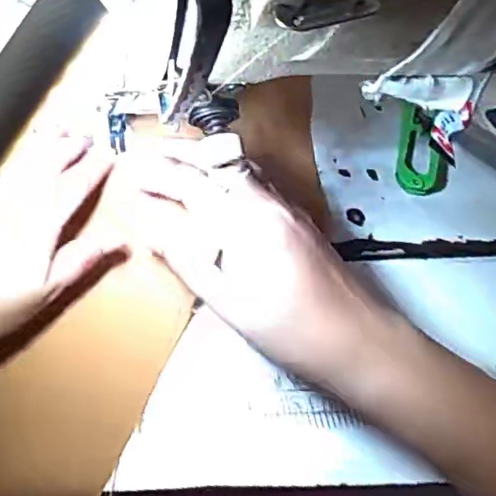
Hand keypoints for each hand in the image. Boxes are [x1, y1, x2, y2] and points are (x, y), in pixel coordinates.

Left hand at [0, 132, 128, 358]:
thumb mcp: (46, 290)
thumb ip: (82, 259)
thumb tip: (120, 239)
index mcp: (42, 220)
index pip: (76, 184)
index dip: (94, 167)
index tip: (110, 155)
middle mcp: (16, 196)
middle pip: (49, 160)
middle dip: (70, 145)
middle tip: (86, 137)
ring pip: (23, 155)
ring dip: (44, 141)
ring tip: (59, 130)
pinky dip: (14, 149)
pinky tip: (19, 148)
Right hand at [116, 146, 401, 387]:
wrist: (367, 344)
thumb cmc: (293, 331)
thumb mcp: (230, 304)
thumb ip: (187, 262)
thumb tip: (149, 232)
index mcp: (247, 222)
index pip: (192, 183)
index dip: (157, 174)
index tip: (129, 173)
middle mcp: (267, 203)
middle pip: (216, 160)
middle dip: (176, 151)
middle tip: (144, 150)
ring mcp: (286, 207)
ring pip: (237, 164)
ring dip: (200, 156)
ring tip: (170, 158)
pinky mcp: (297, 216)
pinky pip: (251, 177)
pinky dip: (222, 169)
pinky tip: (212, 182)